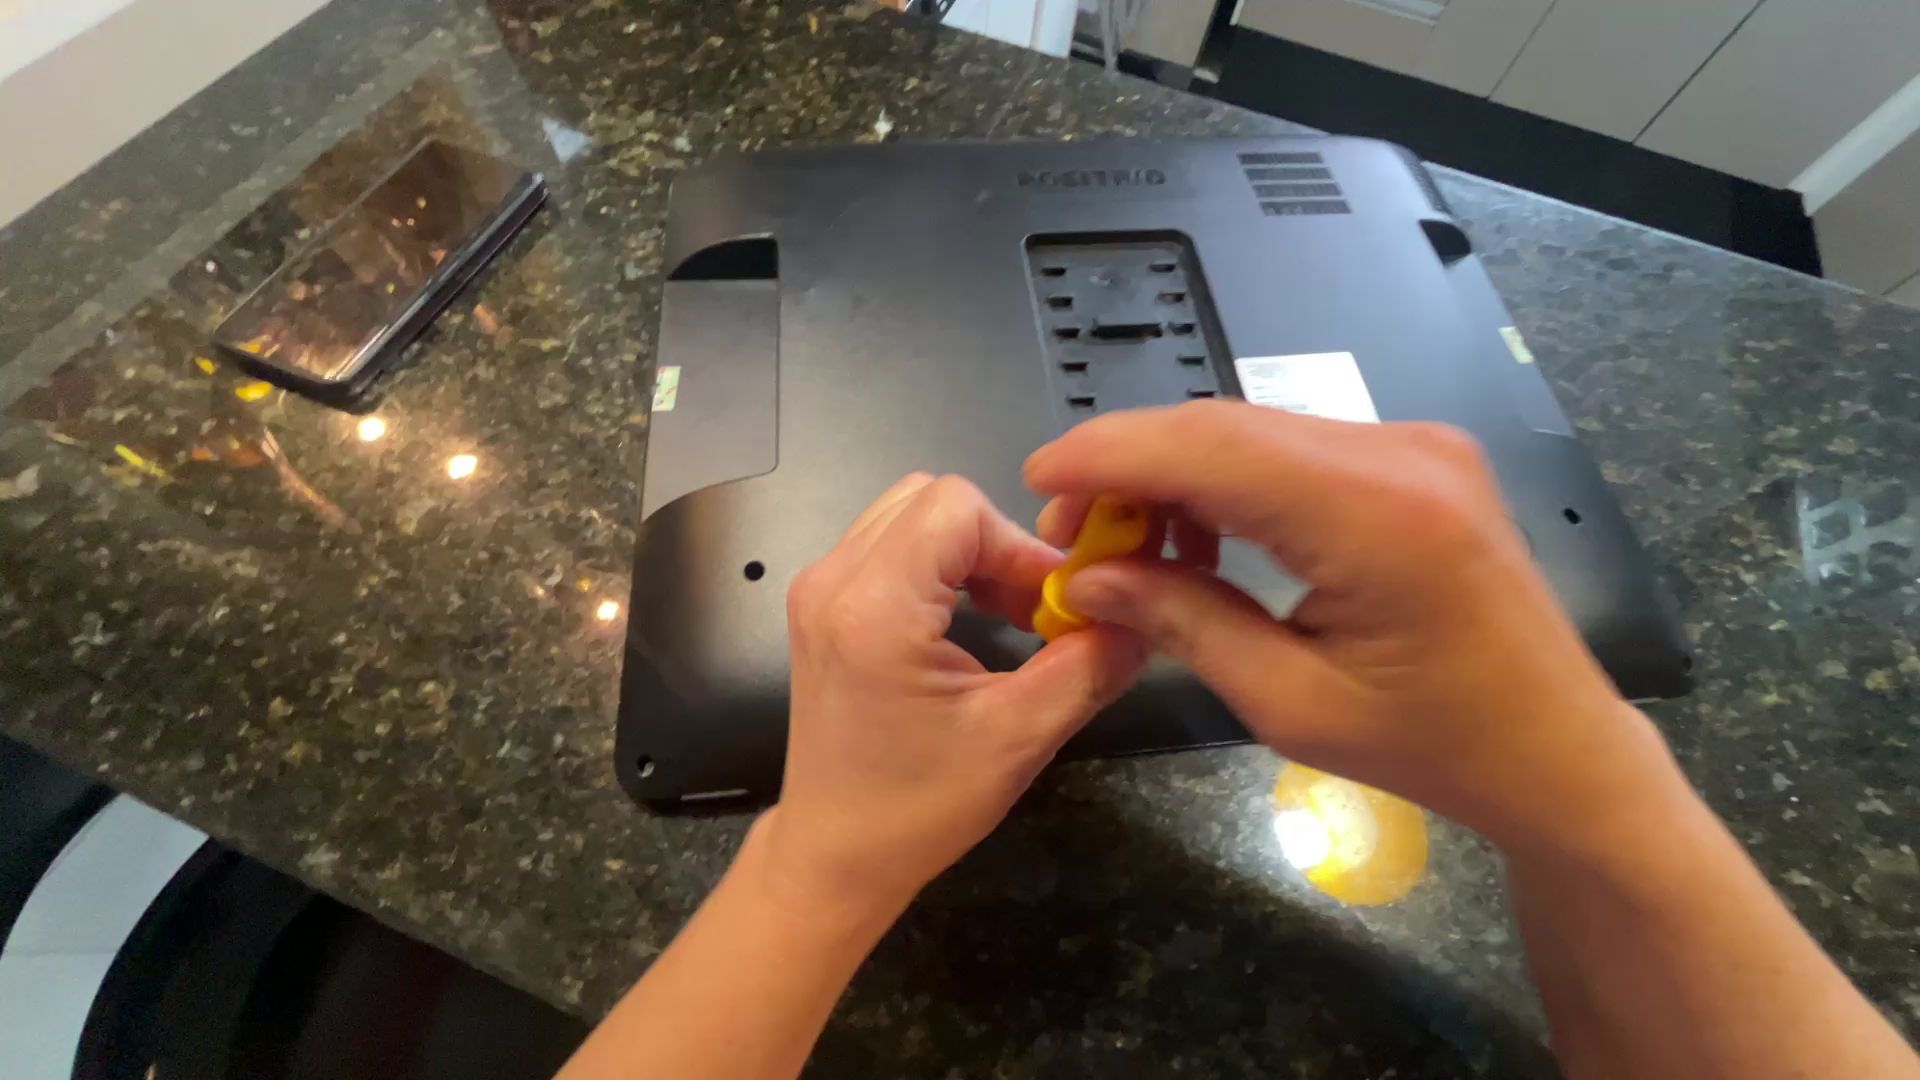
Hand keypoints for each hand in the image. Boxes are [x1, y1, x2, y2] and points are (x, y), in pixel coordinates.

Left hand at [758, 473, 1147, 920]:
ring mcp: (818, 586)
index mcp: (875, 607)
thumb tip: (1142, 617)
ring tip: (1005, 612)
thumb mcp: (1019, 738)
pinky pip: (889, 542)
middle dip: (996, 543)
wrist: (835, 853)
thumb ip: (1089, 666)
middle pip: (933, 499)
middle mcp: (833, 579)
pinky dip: (938, 562)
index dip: (1018, 543)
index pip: (957, 507)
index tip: (1052, 601)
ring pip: (910, 513)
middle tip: (1033, 606)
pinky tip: (964, 616)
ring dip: (969, 550)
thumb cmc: (919, 807)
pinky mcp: (820, 601)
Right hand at [1025, 401, 1682, 854]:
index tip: (1038, 477)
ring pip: (1242, 433)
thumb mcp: (1287, 703)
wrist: (1558, 750)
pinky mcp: (1403, 457)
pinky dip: (1215, 484)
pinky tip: (1190, 536)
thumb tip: (1086, 578)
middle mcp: (1395, 452)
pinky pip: (1279, 450)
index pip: (1208, 449)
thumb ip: (1181, 622)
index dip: (1109, 453)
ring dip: (1165, 475)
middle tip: (1066, 528)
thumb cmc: (1430, 746)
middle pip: (1218, 427)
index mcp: (1376, 516)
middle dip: (1124, 466)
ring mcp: (1406, 444)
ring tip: (1118, 540)